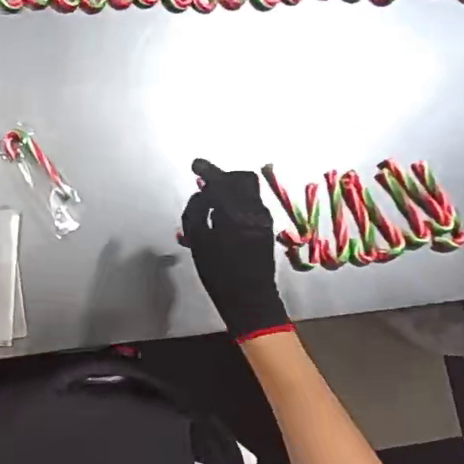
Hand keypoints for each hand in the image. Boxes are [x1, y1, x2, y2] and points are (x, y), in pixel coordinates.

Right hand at [179, 159, 290, 339]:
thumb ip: (197, 213)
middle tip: (206, 182)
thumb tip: (201, 195)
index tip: (196, 165)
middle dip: (223, 177)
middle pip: (242, 179)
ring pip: (248, 191)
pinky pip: (250, 204)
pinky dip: (236, 202)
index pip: (222, 183)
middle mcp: (255, 212)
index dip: (208, 171)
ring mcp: (264, 219)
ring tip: (211, 201)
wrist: (250, 298)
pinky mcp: (266, 227)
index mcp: (237, 215)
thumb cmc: (220, 275)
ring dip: (230, 190)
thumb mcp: (200, 244)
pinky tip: (223, 215)